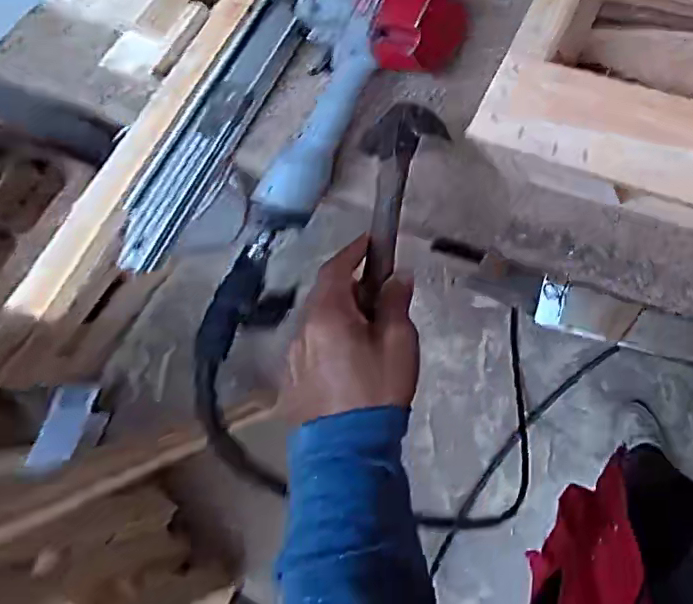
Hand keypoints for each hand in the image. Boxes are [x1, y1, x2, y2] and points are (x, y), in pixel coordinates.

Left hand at [283, 236, 418, 424]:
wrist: (348, 451)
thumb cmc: (378, 387)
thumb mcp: (399, 339)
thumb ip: (394, 302)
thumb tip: (397, 277)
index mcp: (327, 316)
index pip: (335, 270)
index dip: (353, 251)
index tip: (371, 241)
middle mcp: (302, 332)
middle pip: (325, 295)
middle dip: (352, 284)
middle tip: (382, 287)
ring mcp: (293, 359)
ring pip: (319, 321)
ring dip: (343, 312)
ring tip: (372, 323)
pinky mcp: (293, 382)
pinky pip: (314, 345)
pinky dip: (333, 335)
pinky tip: (354, 352)